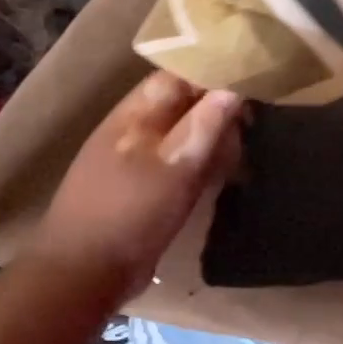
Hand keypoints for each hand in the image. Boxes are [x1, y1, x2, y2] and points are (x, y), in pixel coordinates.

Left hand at [28, 72, 243, 300]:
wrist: (82, 277)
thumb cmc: (129, 214)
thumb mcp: (176, 166)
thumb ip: (206, 124)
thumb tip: (237, 86)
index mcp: (135, 115)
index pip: (179, 72)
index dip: (215, 66)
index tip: (254, 67)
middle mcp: (135, 129)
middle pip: (185, 100)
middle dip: (221, 101)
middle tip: (260, 109)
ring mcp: (137, 158)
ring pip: (187, 130)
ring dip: (216, 133)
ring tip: (249, 139)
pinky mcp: (144, 185)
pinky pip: (183, 158)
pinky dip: (207, 158)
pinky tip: (227, 169)